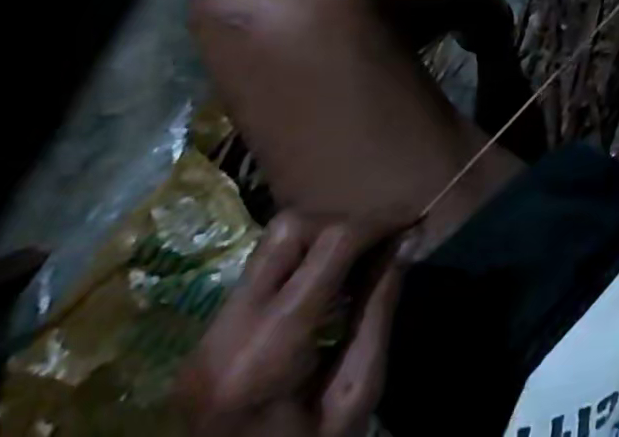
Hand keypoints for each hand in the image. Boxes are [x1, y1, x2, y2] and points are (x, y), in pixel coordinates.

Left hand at [177, 212, 412, 436]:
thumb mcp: (356, 398)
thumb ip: (376, 314)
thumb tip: (404, 243)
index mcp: (264, 354)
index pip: (327, 248)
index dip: (376, 223)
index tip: (411, 220)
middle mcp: (225, 330)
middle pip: (287, 231)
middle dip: (343, 223)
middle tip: (384, 239)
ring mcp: (207, 333)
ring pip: (270, 245)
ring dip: (321, 239)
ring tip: (361, 258)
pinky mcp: (206, 336)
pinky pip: (260, 274)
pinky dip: (302, 263)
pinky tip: (330, 283)